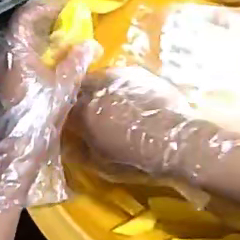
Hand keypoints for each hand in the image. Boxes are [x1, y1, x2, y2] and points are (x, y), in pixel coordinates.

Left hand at [0, 0, 99, 214]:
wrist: (8, 153)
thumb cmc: (37, 116)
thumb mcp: (63, 88)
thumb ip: (76, 62)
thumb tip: (91, 44)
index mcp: (13, 51)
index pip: (23, 17)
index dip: (41, 9)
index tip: (58, 8)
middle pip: (14, 35)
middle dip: (35, 30)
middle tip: (56, 31)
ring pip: (7, 54)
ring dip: (26, 50)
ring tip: (47, 55)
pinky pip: (3, 71)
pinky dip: (18, 68)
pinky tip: (32, 79)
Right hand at [71, 67, 239, 185]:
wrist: (177, 143)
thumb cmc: (137, 160)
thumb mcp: (101, 165)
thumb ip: (79, 151)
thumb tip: (66, 142)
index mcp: (84, 112)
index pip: (62, 105)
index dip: (61, 112)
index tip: (66, 119)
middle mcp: (98, 88)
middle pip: (78, 85)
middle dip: (78, 95)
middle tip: (85, 109)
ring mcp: (119, 77)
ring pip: (99, 77)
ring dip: (98, 88)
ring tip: (107, 102)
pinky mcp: (140, 74)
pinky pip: (120, 76)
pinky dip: (118, 85)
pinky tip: (128, 98)